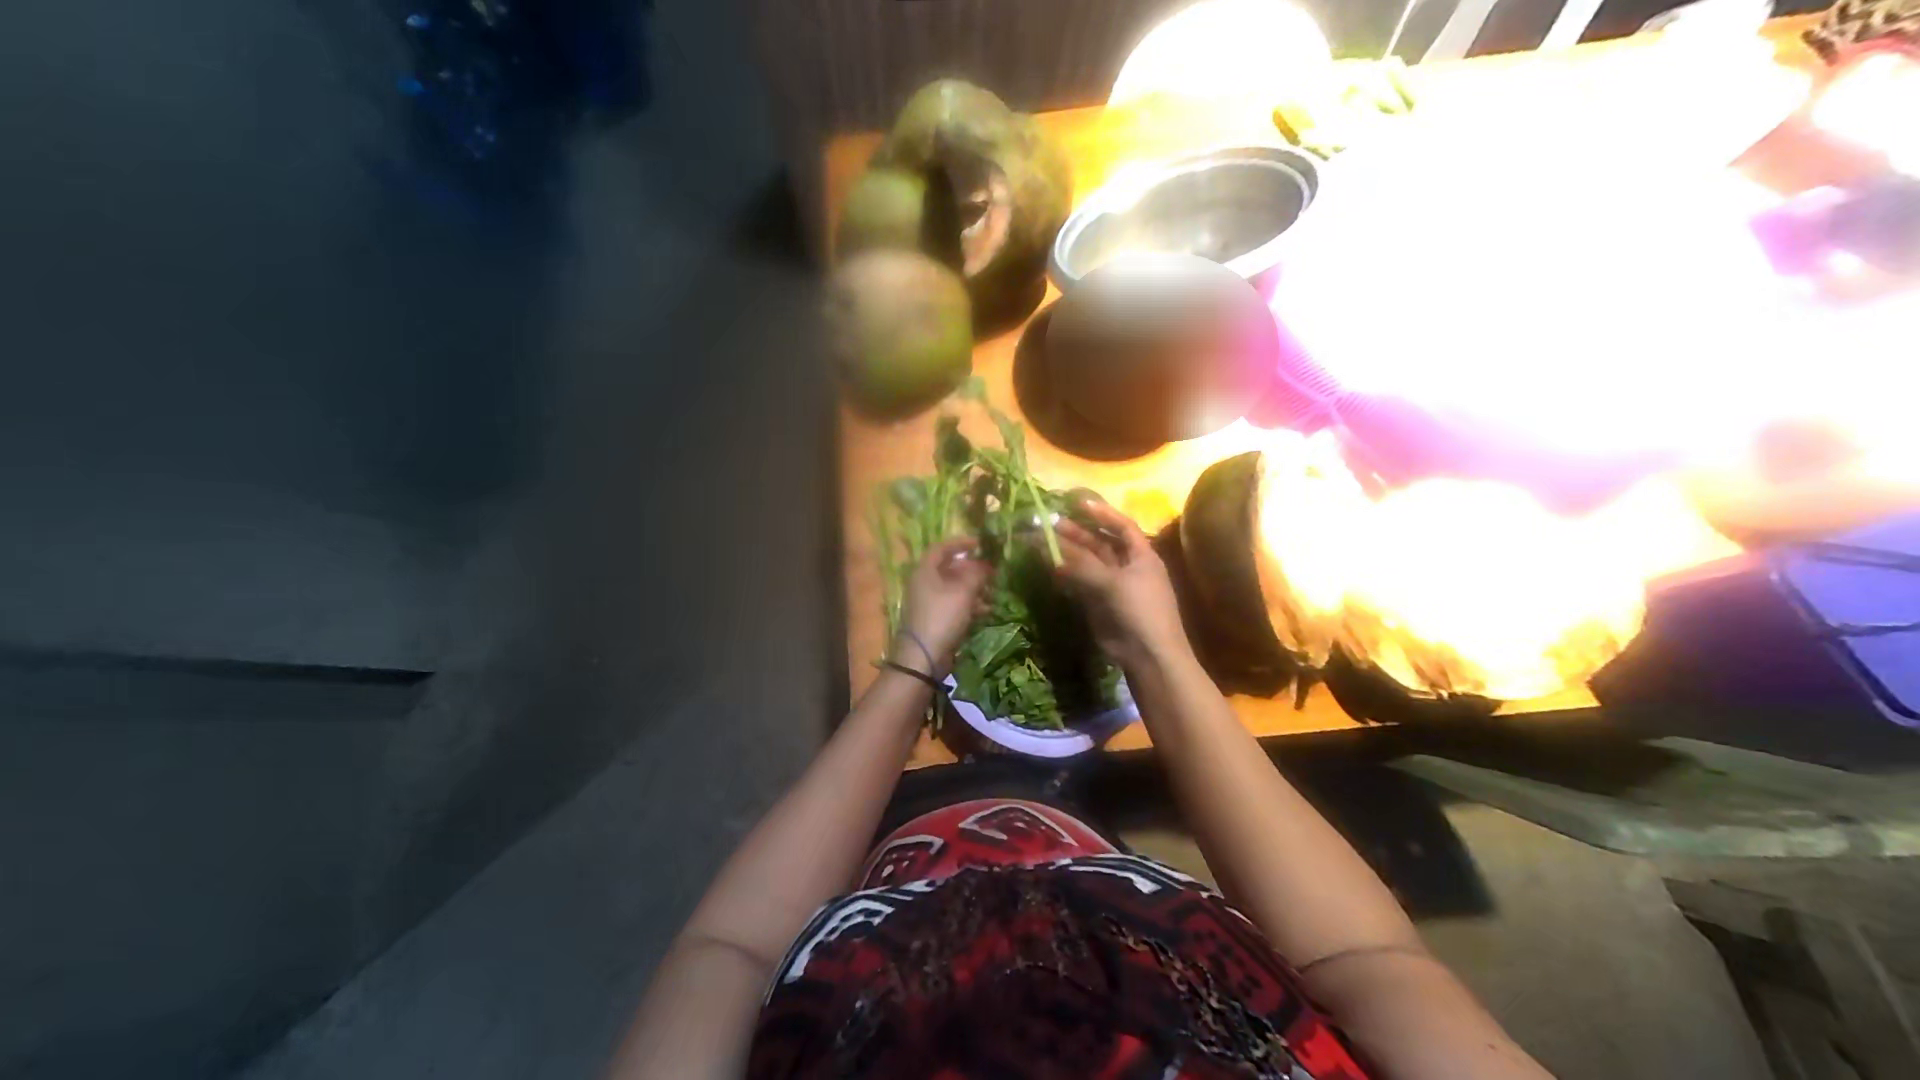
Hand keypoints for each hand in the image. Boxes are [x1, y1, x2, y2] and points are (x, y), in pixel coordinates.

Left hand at [893, 537, 992, 676]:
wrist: (922, 657)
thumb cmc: (941, 617)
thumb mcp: (963, 592)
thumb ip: (976, 574)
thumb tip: (986, 564)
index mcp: (925, 571)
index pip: (941, 548)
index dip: (960, 543)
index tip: (980, 544)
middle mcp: (924, 583)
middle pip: (949, 569)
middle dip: (972, 569)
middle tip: (992, 571)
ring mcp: (928, 602)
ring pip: (954, 588)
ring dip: (974, 588)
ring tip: (993, 592)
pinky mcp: (935, 619)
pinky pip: (954, 605)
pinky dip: (970, 604)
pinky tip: (987, 610)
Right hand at [1053, 501, 1190, 670]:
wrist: (1148, 655)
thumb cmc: (1140, 611)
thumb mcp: (1113, 583)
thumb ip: (1080, 565)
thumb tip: (1047, 550)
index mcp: (1141, 555)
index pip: (1122, 526)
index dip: (1102, 514)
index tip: (1077, 503)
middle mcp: (1126, 566)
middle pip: (1099, 543)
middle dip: (1076, 533)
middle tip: (1048, 524)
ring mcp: (1111, 586)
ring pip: (1086, 563)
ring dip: (1065, 553)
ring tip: (1041, 542)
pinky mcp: (1098, 604)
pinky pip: (1079, 583)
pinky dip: (1064, 574)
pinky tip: (1047, 565)